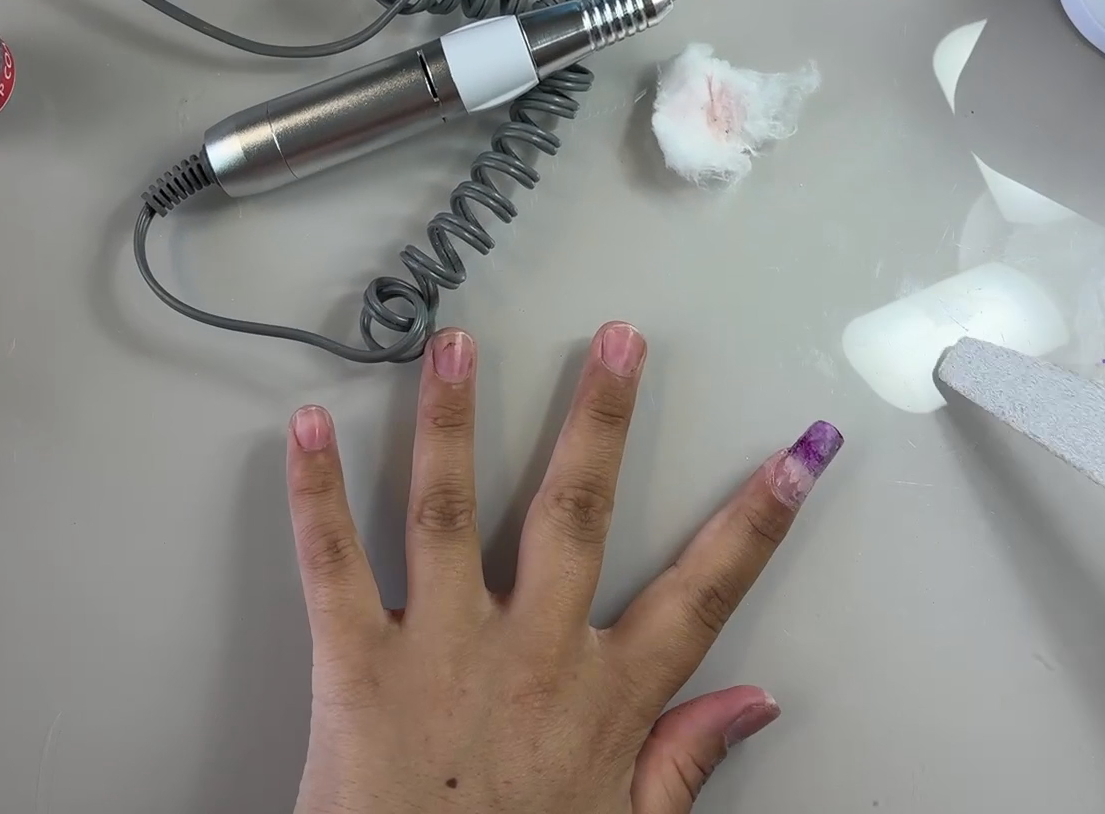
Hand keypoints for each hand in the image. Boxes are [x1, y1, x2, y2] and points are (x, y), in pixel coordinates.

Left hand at [284, 323, 842, 813]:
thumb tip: (756, 704)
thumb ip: (685, 763)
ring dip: (454, 420)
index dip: (757, 522)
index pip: (704, 592)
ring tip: (456, 347)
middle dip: (601, 418)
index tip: (795, 456)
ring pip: (450, 510)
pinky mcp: (357, 665)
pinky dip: (317, 491)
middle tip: (617, 341)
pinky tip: (310, 425)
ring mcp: (440, 649)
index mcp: (598, 695)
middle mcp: (527, 652)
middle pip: (575, 512)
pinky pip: (333, 563)